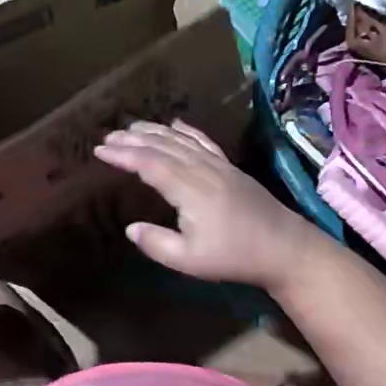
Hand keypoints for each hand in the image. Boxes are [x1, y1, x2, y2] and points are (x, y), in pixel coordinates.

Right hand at [94, 120, 333, 290]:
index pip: (149, 164)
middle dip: (133, 139)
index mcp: (190, 190)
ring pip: (181, 141)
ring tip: (132, 127)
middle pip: (162, 146)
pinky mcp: (230, 168)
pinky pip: (204, 142)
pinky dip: (187, 131)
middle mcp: (202, 170)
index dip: (123, 155)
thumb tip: (131, 228)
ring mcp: (219, 166)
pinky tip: (175, 125)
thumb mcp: (189, 260)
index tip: (100, 150)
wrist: (285, 248)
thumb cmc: (234, 257)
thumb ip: (156, 244)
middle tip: (108, 136)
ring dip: (154, 131)